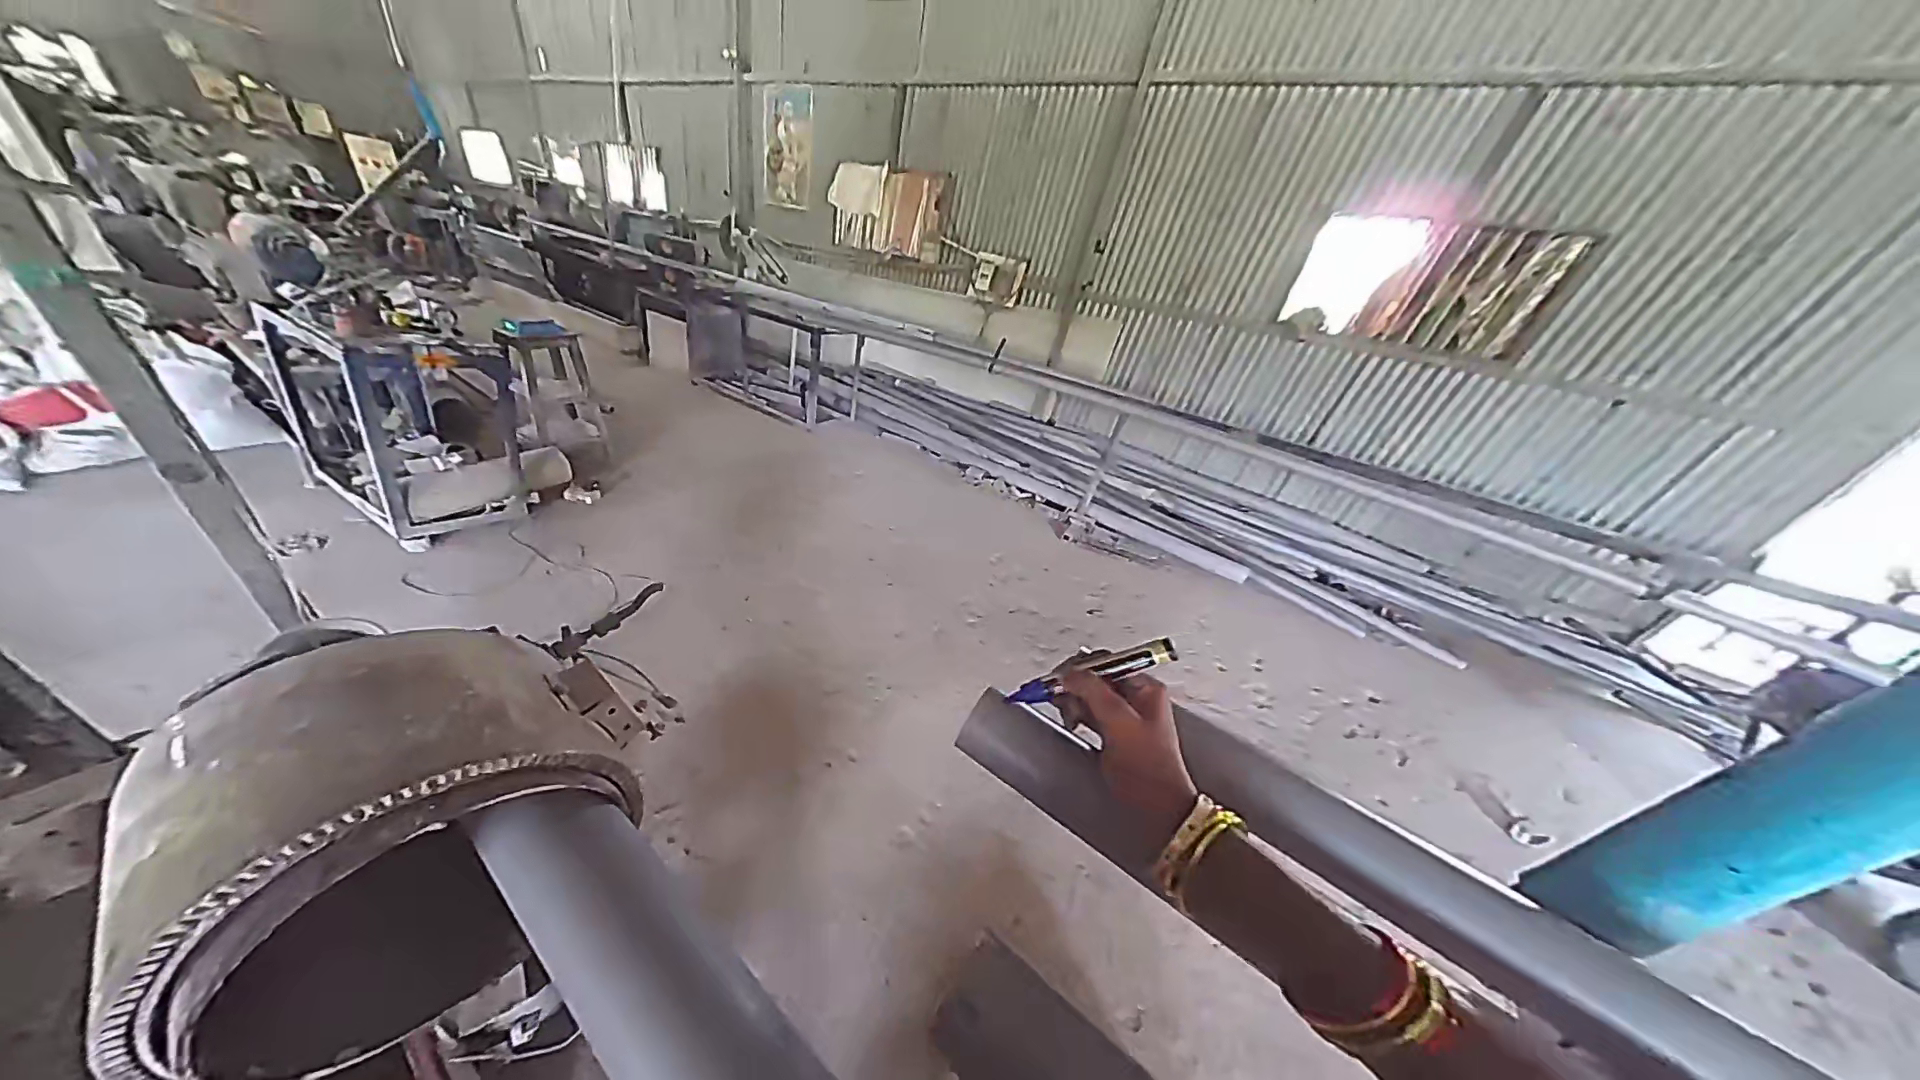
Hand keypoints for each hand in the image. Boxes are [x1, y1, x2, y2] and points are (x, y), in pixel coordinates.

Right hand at [1057, 669, 1198, 844]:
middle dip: (1075, 687)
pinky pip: (1087, 712)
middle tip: (1061, 699)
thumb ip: (1093, 692)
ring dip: (1073, 701)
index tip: (1058, 679)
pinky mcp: (1112, 733)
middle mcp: (1135, 697)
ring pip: (1088, 695)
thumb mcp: (1120, 722)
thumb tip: (1069, 673)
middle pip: (1094, 677)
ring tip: (1070, 716)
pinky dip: (1075, 714)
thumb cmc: (1148, 769)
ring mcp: (1123, 716)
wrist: (1157, 810)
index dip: (1081, 668)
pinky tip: (1072, 722)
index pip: (1106, 663)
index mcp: (1145, 687)